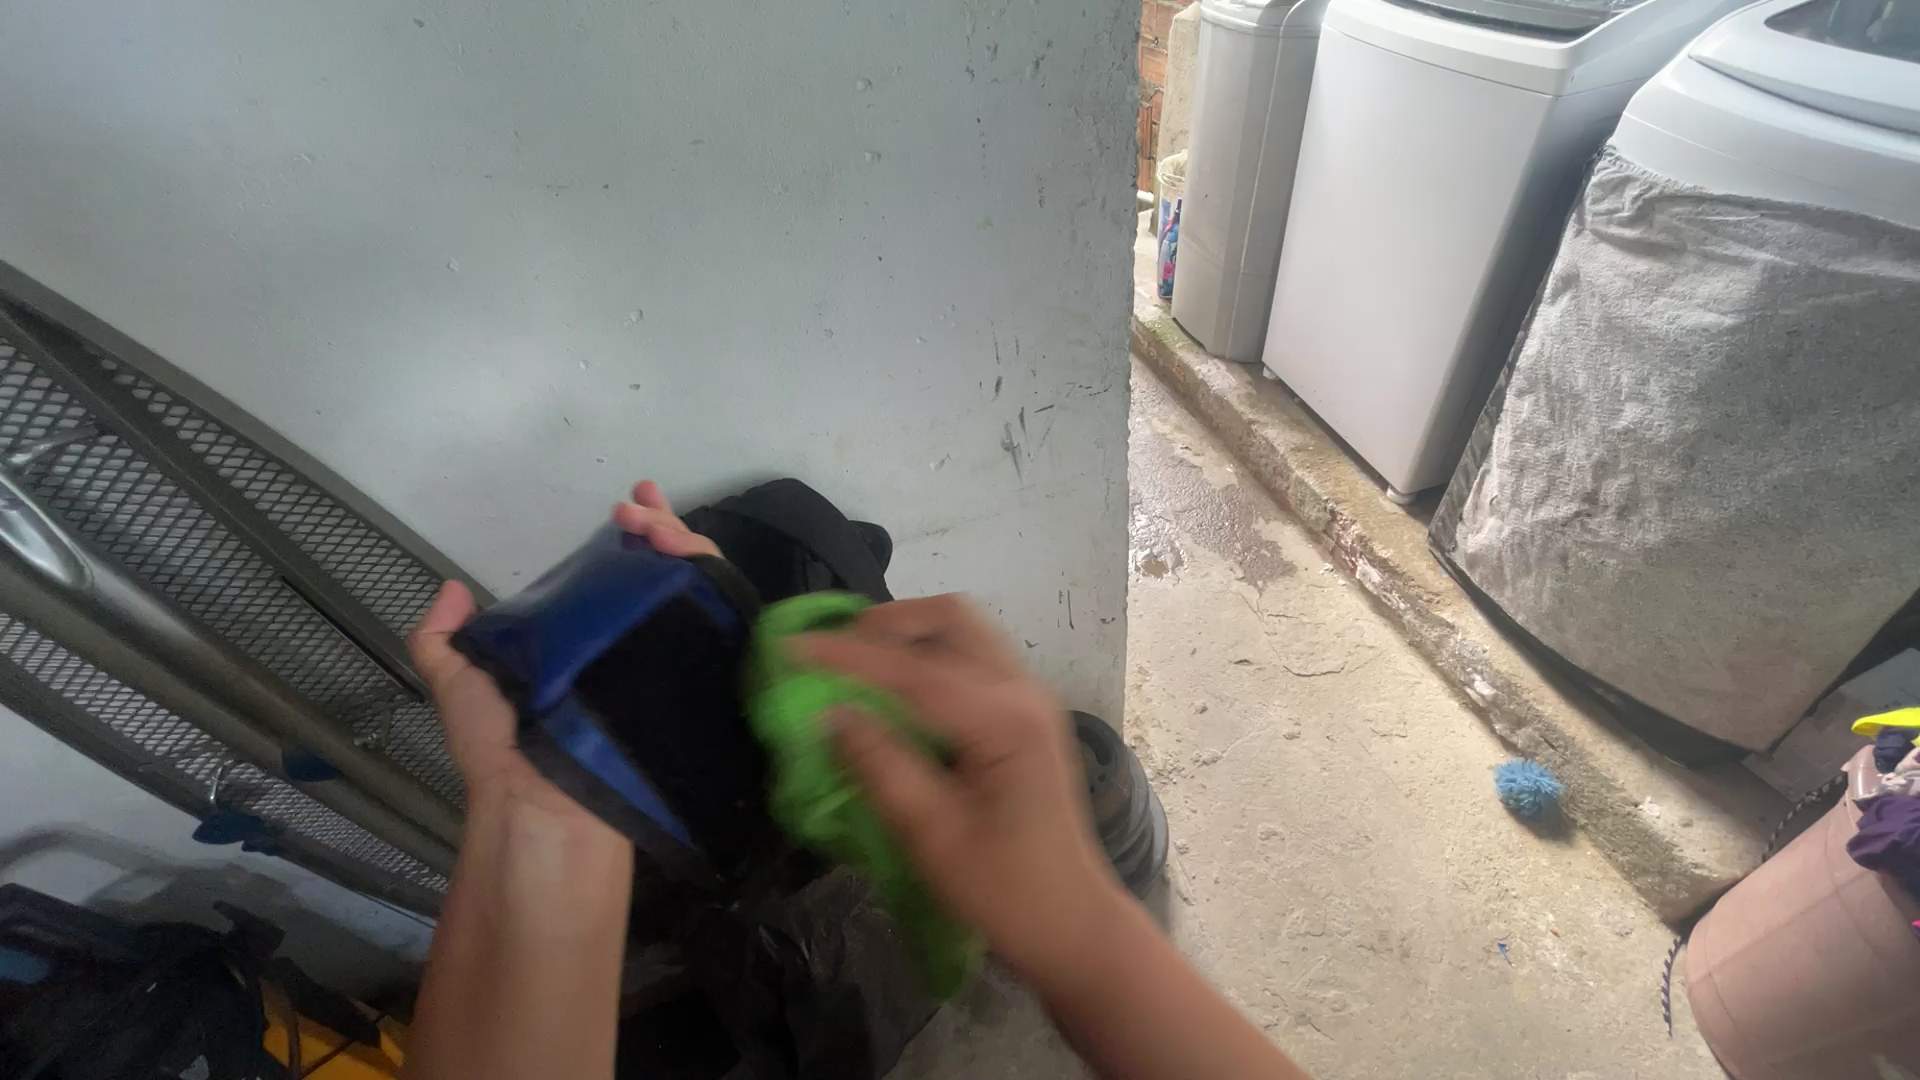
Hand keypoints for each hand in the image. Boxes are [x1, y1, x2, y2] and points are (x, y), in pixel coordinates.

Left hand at [408, 479, 717, 815]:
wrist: (544, 796)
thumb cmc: (502, 742)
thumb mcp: (458, 682)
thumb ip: (443, 640)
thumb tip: (453, 589)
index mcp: (589, 634)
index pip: (619, 572)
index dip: (631, 535)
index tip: (627, 504)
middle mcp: (634, 638)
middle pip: (665, 568)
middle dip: (662, 526)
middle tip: (642, 509)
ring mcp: (667, 652)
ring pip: (694, 583)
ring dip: (685, 542)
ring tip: (661, 525)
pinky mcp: (692, 669)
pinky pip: (713, 617)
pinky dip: (712, 577)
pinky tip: (695, 555)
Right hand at [794, 595, 1128, 987]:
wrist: (1073, 920)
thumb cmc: (1004, 890)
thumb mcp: (931, 836)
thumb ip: (879, 764)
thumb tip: (830, 712)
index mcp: (1004, 720)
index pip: (914, 670)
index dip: (846, 654)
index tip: (790, 645)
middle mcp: (1024, 689)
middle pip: (951, 618)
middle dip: (886, 624)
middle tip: (834, 653)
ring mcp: (1031, 694)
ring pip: (964, 629)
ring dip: (908, 634)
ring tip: (858, 664)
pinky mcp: (1026, 708)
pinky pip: (973, 654)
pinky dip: (930, 653)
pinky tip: (899, 688)